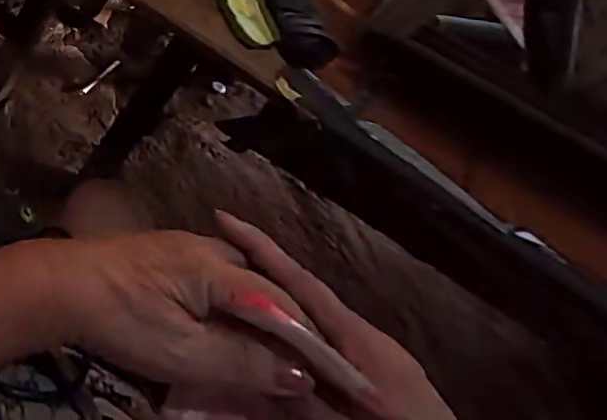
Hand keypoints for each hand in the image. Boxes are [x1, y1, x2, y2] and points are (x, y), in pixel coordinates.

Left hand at [58, 230, 322, 400]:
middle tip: (319, 369)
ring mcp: (178, 249)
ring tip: (286, 355)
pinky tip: (239, 331)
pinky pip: (214, 282)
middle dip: (292, 325)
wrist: (59, 284)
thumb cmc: (121, 317)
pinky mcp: (162, 259)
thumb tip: (300, 373)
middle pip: (262, 285)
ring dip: (263, 315)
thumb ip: (245, 360)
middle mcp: (199, 247)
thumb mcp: (185, 351)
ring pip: (238, 281)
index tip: (352, 382)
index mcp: (211, 265)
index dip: (315, 344)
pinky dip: (234, 307)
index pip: (280, 303)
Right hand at [216, 211, 453, 419]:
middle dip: (261, 277)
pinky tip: (279, 348)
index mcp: (364, 342)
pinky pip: (331, 346)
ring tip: (236, 303)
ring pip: (317, 324)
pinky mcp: (390, 384)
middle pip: (306, 298)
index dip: (259, 246)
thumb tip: (245, 352)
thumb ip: (298, 391)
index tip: (221, 216)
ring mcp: (386, 362)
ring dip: (279, 310)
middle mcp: (374, 341)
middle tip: (216, 265)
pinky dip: (300, 337)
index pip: (301, 281)